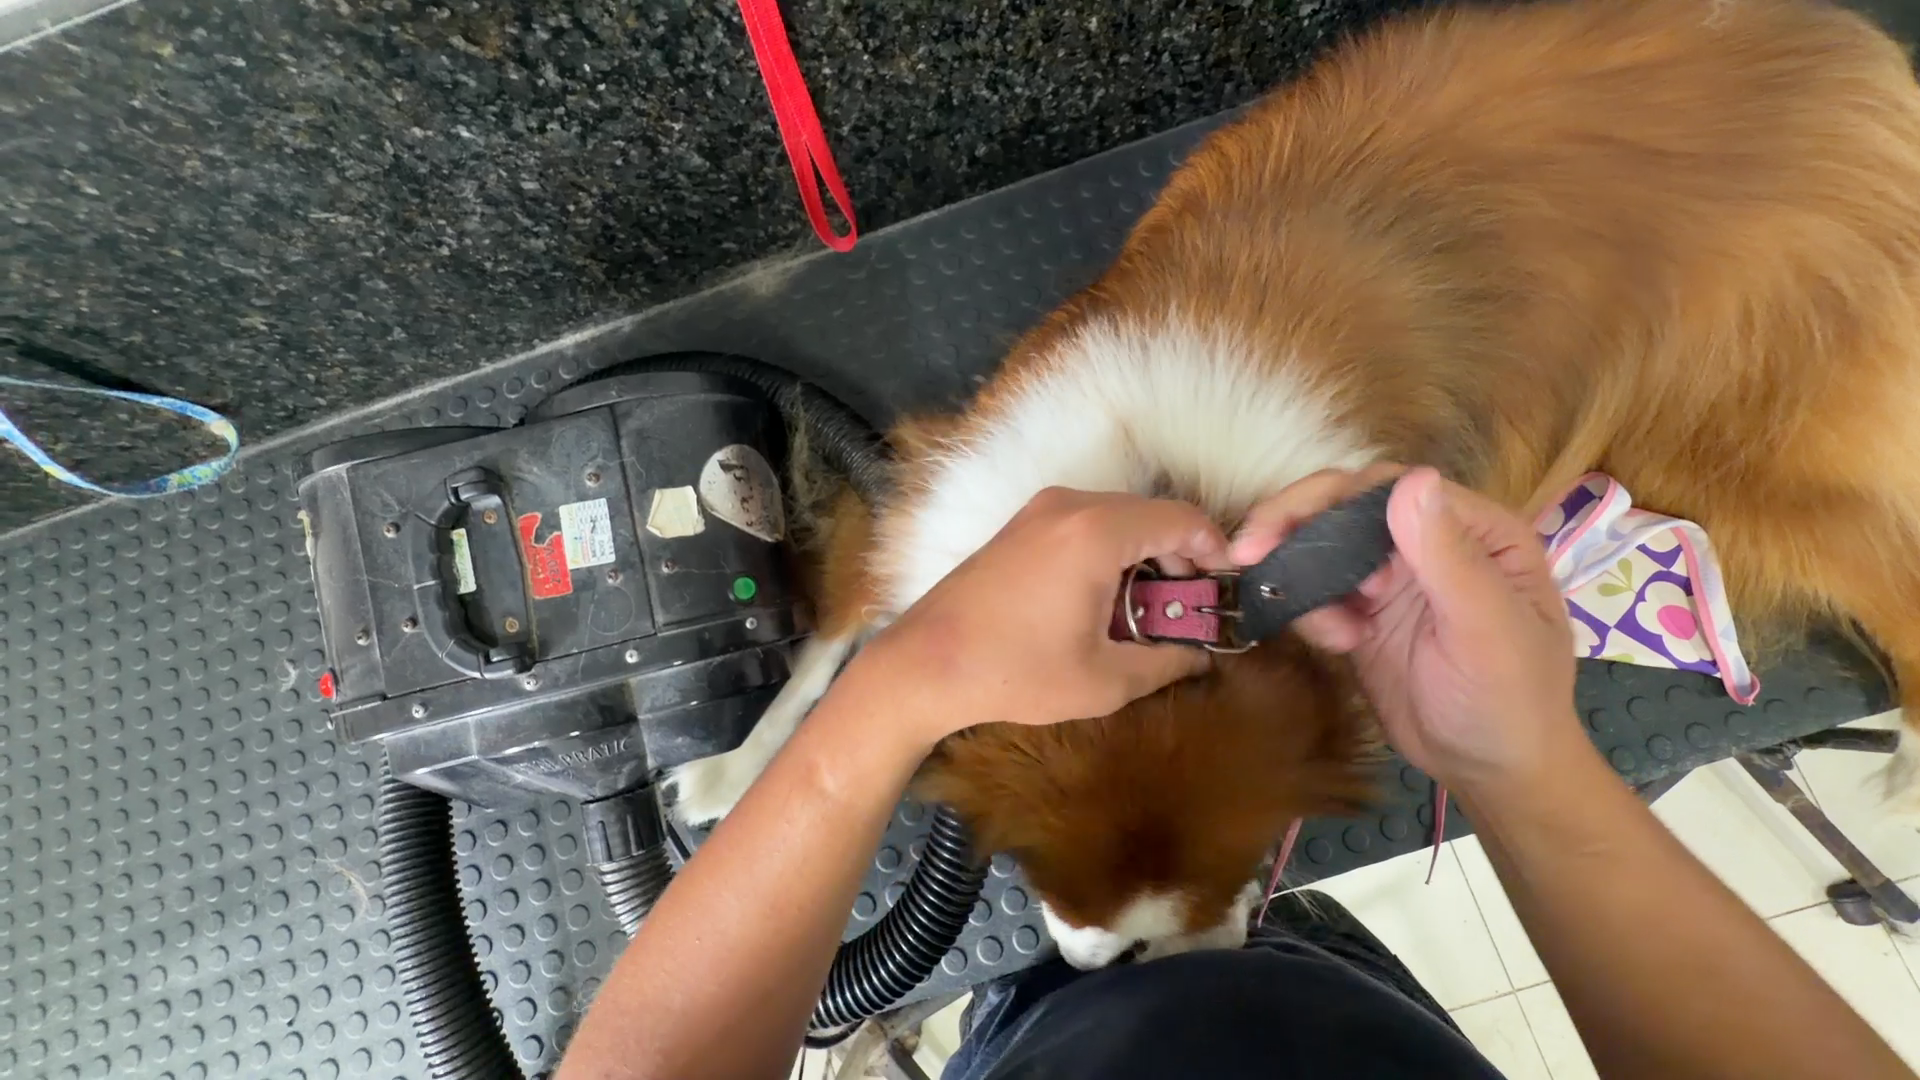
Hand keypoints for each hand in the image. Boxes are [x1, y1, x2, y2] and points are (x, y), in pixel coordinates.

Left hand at [852, 487, 1227, 742]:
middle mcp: (1069, 505)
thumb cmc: (1016, 672)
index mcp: (1096, 531)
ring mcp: (1038, 510)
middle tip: (1189, 605)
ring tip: (1150, 607)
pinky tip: (1107, 595)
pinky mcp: (1020, 524)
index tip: (1226, 587)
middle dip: (1180, 555)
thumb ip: (1166, 661)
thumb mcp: (1104, 679)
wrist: (925, 663)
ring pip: (1117, 516)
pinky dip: (1110, 548)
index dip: (1216, 549)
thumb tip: (1203, 656)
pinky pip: (1084, 522)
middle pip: (1151, 512)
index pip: (1182, 518)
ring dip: (1144, 552)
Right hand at [1233, 467, 1584, 798]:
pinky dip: (1308, 611)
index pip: (1390, 487)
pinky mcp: (1359, 609)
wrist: (1487, 770)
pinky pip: (1313, 588)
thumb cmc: (1509, 699)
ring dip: (1300, 576)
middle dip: (1293, 524)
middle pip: (1344, 505)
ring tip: (1326, 632)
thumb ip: (1449, 556)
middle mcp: (1428, 541)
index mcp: (1475, 531)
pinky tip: (1336, 645)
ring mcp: (1389, 576)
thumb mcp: (1487, 629)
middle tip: (1246, 552)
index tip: (1291, 535)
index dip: (1333, 501)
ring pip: (1320, 544)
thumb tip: (1411, 478)